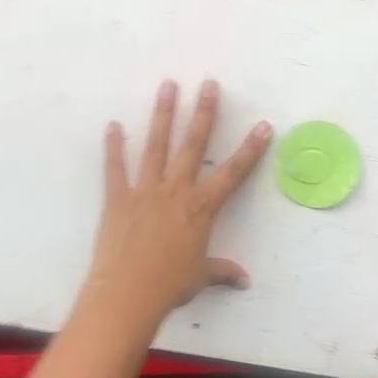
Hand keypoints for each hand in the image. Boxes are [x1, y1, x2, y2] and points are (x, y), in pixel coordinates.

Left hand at [82, 79, 271, 319]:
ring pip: (157, 145)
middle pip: (194, 145)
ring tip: (168, 86)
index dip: (250, 150)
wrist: (128, 292)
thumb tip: (243, 281)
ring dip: (163, 115)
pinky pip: (116, 168)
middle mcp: (176, 192)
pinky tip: (114, 126)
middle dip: (204, 113)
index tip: (263, 127)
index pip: (233, 173)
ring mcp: (145, 191)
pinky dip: (114, 147)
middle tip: (209, 84)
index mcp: (201, 209)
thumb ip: (221, 272)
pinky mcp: (118, 199)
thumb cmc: (169, 285)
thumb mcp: (201, 277)